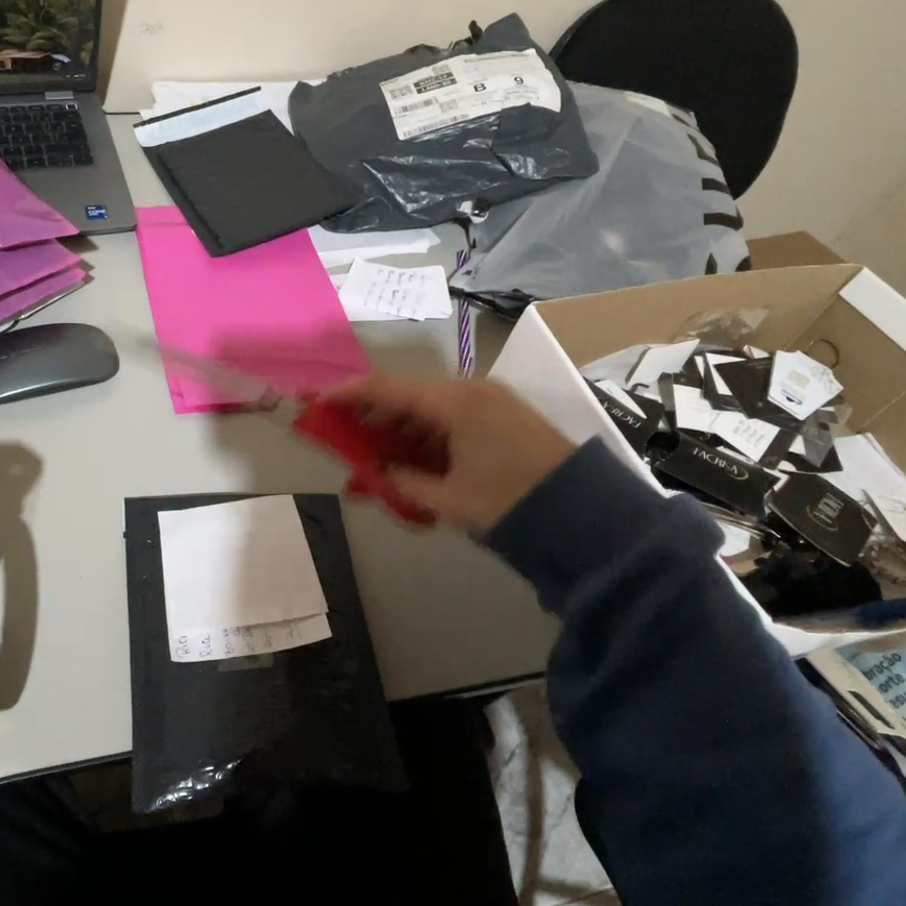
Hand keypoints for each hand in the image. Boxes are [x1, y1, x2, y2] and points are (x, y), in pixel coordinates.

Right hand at [325, 375, 576, 534]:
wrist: (588, 516)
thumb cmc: (510, 501)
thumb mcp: (449, 498)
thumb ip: (401, 482)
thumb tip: (370, 475)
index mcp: (455, 402)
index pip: (387, 389)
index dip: (348, 395)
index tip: (316, 404)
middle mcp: (471, 392)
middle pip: (406, 398)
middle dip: (371, 420)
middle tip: (342, 441)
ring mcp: (491, 404)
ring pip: (429, 411)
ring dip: (399, 434)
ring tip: (373, 460)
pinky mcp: (504, 420)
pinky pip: (451, 422)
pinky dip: (426, 440)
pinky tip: (411, 464)